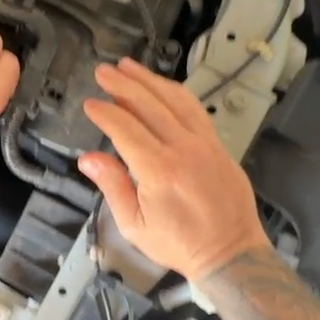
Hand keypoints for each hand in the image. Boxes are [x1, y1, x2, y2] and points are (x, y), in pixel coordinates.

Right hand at [78, 58, 270, 279]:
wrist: (231, 253)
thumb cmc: (178, 244)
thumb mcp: (134, 225)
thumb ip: (112, 186)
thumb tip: (88, 158)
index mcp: (158, 171)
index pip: (124, 129)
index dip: (105, 113)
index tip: (89, 103)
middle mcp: (183, 149)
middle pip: (149, 105)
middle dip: (122, 85)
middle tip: (102, 71)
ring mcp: (205, 144)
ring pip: (175, 100)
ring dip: (149, 80)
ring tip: (128, 66)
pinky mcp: (219, 145)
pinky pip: (195, 110)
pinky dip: (176, 93)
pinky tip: (161, 86)